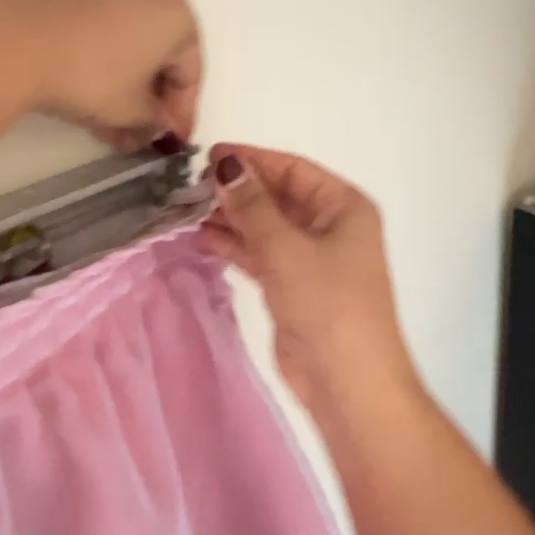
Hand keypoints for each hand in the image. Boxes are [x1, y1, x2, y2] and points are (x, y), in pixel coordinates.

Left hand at [0, 0, 201, 148]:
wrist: (10, 37)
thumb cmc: (90, 74)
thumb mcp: (131, 111)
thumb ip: (155, 122)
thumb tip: (158, 126)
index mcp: (177, 14)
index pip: (190, 74)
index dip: (182, 115)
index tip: (173, 144)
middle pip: (159, 59)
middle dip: (149, 106)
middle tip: (137, 141)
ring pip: (127, 50)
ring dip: (123, 94)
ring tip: (108, 131)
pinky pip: (101, 36)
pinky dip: (101, 70)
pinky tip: (86, 104)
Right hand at [198, 144, 421, 418]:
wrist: (346, 379)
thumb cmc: (326, 303)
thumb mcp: (286, 248)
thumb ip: (252, 206)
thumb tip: (226, 166)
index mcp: (344, 206)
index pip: (293, 169)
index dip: (253, 160)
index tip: (209, 155)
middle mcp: (331, 227)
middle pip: (279, 197)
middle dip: (239, 190)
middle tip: (191, 185)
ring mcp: (312, 260)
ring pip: (267, 227)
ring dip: (232, 219)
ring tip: (188, 210)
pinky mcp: (294, 288)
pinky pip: (261, 255)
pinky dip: (236, 247)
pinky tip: (203, 239)